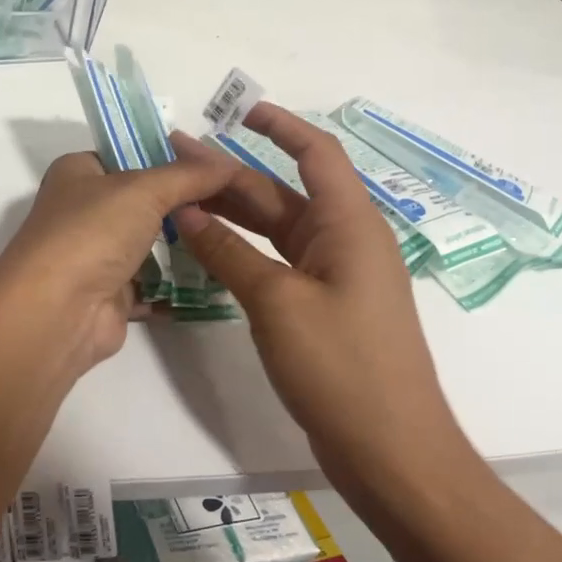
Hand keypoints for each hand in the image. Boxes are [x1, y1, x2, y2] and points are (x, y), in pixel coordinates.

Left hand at [0, 149, 241, 371]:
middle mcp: (83, 209)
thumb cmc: (91, 232)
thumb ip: (187, 176)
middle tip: (241, 204)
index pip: (128, 154)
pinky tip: (222, 281)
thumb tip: (227, 162)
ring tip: (238, 238)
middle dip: (186, 204)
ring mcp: (96, 253)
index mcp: (77, 172)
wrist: (57, 309)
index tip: (219, 164)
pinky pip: (154, 286)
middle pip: (144, 201)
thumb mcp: (142, 190)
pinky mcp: (110, 294)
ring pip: (150, 244)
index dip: (170, 157)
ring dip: (187, 246)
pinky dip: (181, 286)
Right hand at [172, 103, 469, 487]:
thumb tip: (183, 209)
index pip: (317, 154)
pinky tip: (199, 242)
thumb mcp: (276, 301)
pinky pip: (271, 258)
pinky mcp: (318, 305)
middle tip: (169, 157)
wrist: (392, 453)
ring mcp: (331, 276)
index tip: (236, 108)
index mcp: (349, 227)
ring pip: (272, 225)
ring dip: (227, 208)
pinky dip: (236, 244)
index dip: (280, 126)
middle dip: (228, 171)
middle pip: (280, 191)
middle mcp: (343, 242)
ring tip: (173, 193)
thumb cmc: (343, 366)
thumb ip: (227, 250)